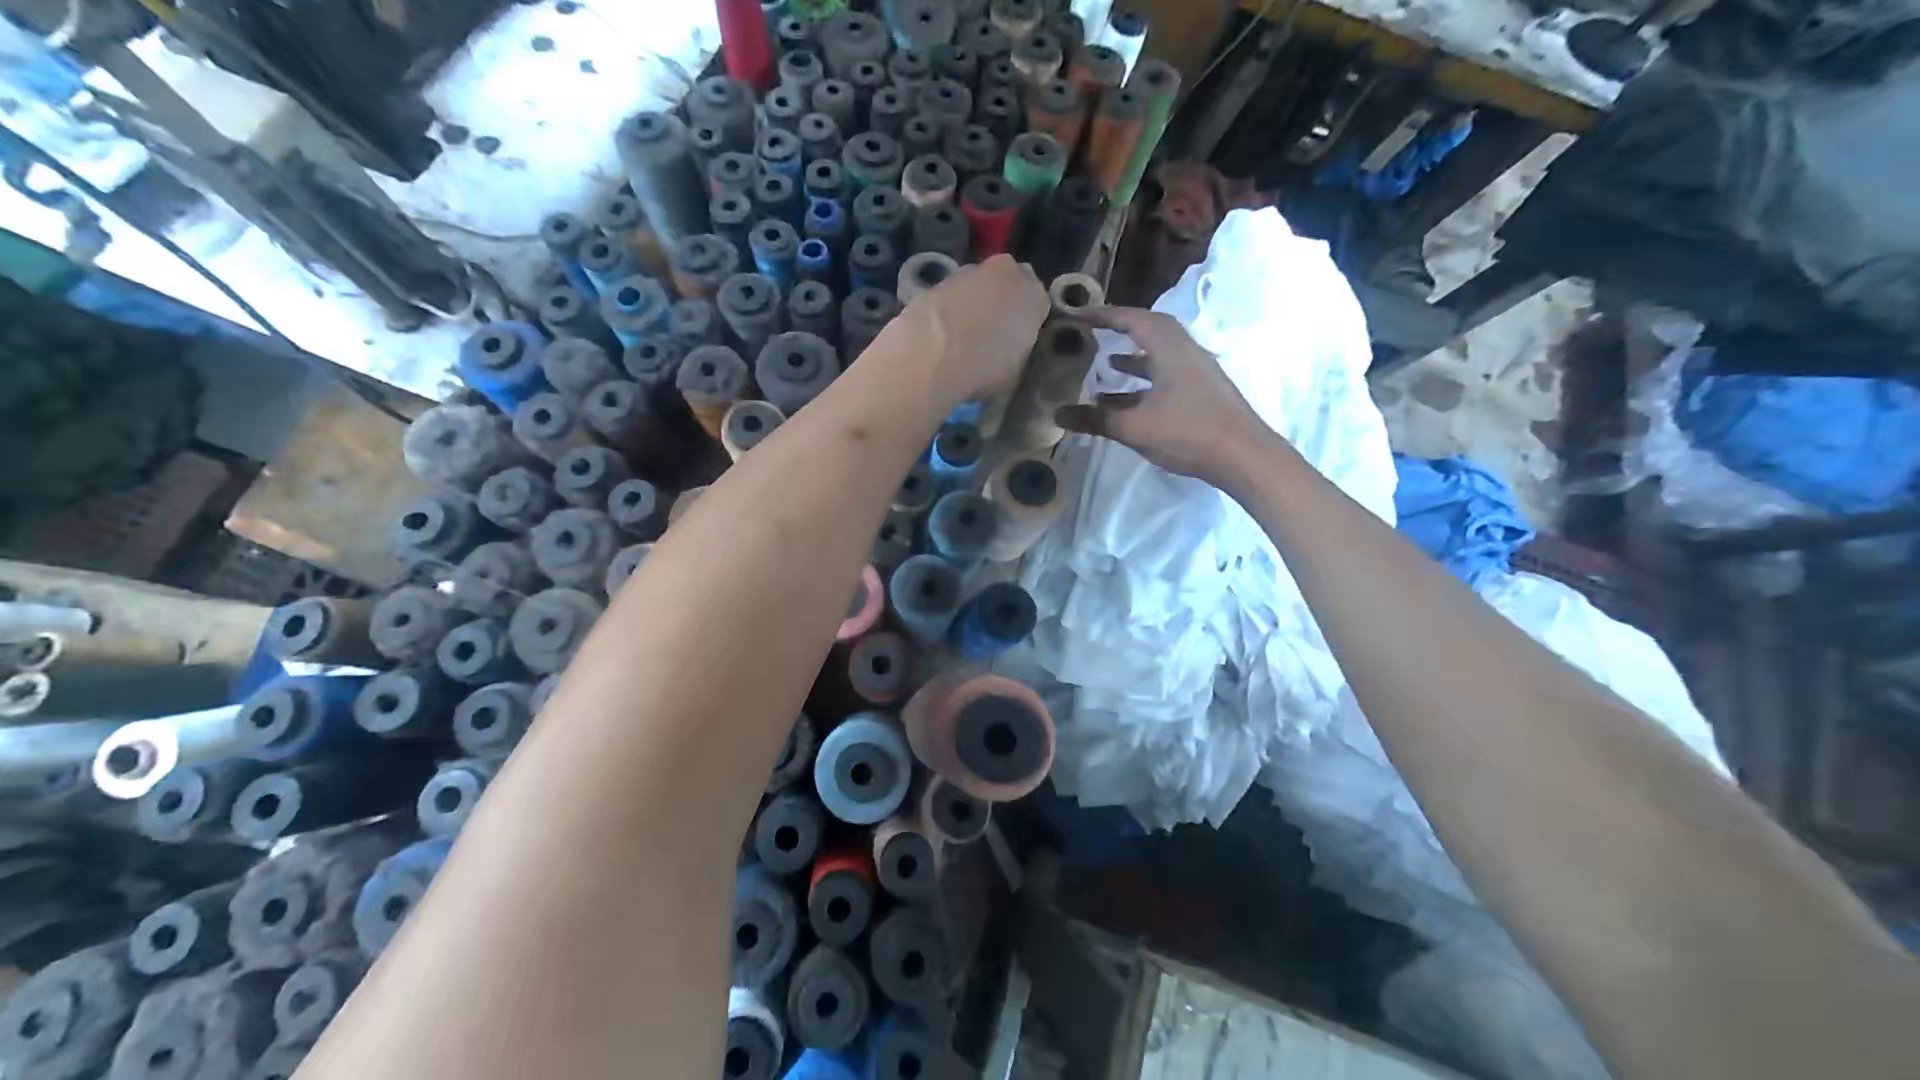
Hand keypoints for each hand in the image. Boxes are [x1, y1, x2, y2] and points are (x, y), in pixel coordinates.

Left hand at [888, 254, 1047, 411]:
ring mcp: (968, 272)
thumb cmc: (985, 370)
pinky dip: (946, 310)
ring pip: (976, 286)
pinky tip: (938, 335)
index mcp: (1034, 296)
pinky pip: (949, 296)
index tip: (1014, 339)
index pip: (1036, 303)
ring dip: (971, 304)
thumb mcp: (1015, 371)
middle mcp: (1006, 273)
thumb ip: (1016, 350)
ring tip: (959, 337)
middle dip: (1000, 303)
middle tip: (989, 334)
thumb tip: (1006, 353)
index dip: (1024, 321)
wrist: (933, 358)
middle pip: (1007, 285)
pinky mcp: (936, 281)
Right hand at [1058, 306, 1274, 484]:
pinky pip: (1166, 377)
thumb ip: (1095, 419)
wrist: (1243, 456)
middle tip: (1094, 332)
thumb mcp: (1135, 427)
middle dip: (1120, 330)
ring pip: (1158, 357)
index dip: (1104, 315)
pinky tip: (1128, 401)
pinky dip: (1144, 382)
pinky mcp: (1202, 393)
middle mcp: (1185, 352)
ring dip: (1132, 359)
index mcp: (1169, 348)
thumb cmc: (1188, 432)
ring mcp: (1196, 373)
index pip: (1133, 319)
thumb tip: (1058, 413)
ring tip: (1105, 365)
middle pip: (1150, 332)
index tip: (1079, 314)